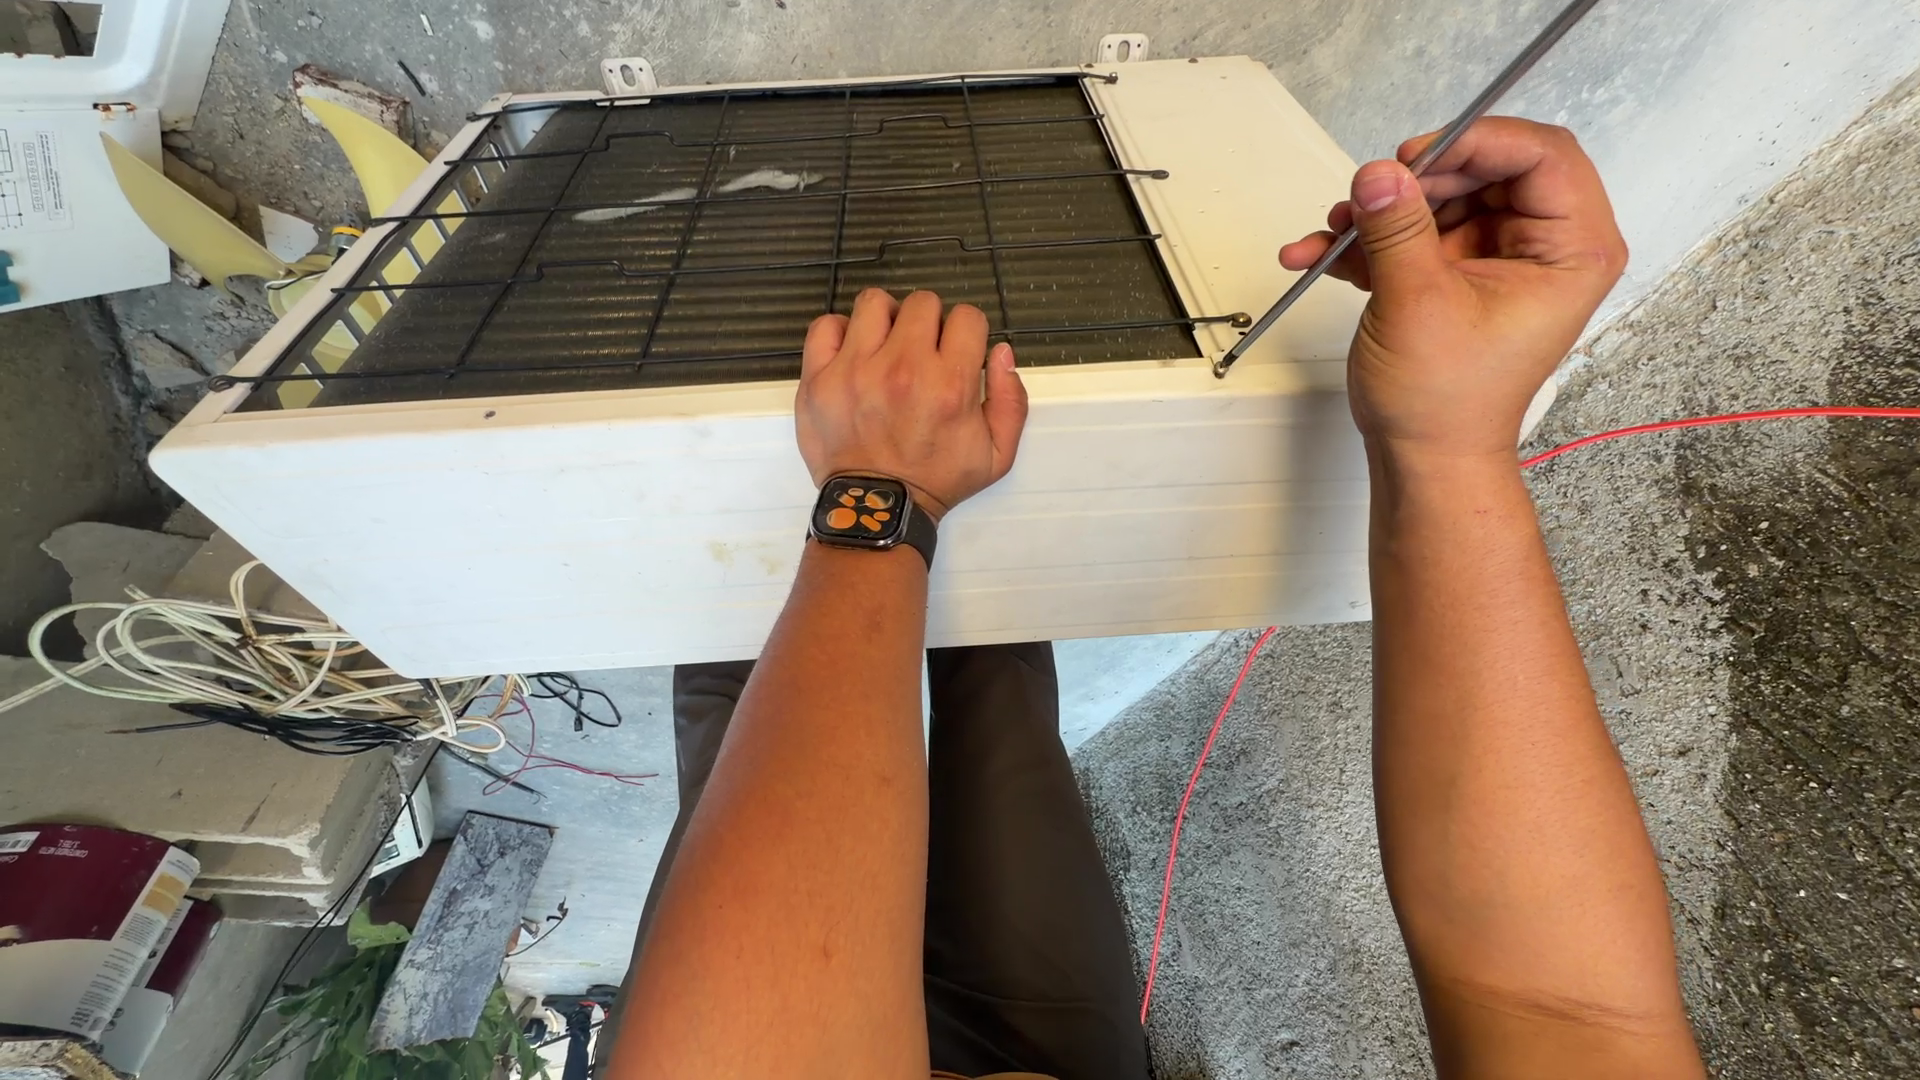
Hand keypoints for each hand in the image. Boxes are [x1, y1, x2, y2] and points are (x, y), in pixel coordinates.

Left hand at [796, 288, 1028, 521]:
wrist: (878, 509)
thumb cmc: (937, 481)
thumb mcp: (998, 455)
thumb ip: (1012, 401)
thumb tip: (1001, 352)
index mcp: (950, 383)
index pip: (967, 317)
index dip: (966, 334)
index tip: (956, 355)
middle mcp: (903, 367)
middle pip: (922, 303)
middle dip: (929, 324)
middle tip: (922, 353)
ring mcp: (855, 369)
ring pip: (874, 303)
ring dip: (886, 320)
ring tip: (886, 348)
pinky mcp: (819, 378)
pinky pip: (826, 325)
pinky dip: (841, 333)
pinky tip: (853, 355)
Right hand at [1281, 118, 1627, 460]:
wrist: (1421, 457)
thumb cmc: (1445, 403)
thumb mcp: (1417, 306)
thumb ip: (1396, 233)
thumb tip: (1376, 175)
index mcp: (1568, 250)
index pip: (1539, 158)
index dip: (1476, 144)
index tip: (1412, 157)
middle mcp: (1535, 248)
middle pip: (1481, 175)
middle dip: (1415, 184)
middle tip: (1367, 195)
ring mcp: (1486, 263)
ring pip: (1435, 205)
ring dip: (1377, 216)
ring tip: (1332, 231)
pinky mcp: (1445, 280)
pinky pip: (1406, 242)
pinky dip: (1362, 247)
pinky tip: (1316, 255)